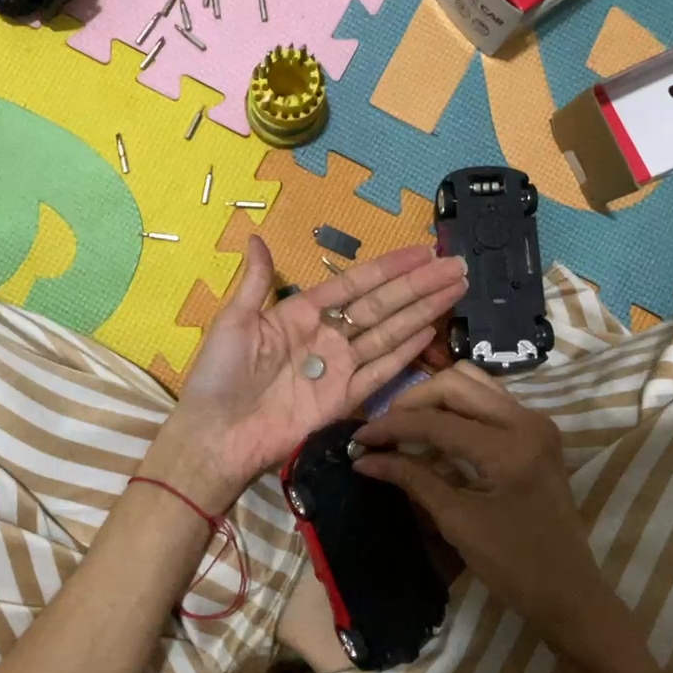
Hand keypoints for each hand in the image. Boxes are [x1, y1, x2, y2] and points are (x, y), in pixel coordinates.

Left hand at [139, 237, 467, 512]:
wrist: (216, 437)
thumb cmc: (219, 375)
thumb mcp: (233, 321)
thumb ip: (254, 282)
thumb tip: (255, 236)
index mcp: (301, 312)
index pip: (355, 284)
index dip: (390, 268)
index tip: (423, 252)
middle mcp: (326, 336)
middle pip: (381, 305)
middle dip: (419, 286)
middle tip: (456, 266)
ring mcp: (338, 368)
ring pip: (388, 333)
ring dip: (422, 312)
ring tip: (455, 290)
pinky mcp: (344, 400)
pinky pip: (380, 372)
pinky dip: (404, 353)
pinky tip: (430, 332)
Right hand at [350, 364, 594, 630]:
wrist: (569, 593)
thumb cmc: (514, 565)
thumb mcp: (457, 521)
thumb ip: (412, 478)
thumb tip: (364, 458)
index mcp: (510, 447)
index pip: (437, 421)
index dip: (392, 426)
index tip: (359, 438)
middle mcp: (526, 421)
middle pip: (454, 384)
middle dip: (412, 403)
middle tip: (383, 430)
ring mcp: (534, 422)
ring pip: (471, 383)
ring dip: (434, 399)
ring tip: (406, 427)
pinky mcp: (534, 430)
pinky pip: (486, 398)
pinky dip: (455, 407)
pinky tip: (435, 432)